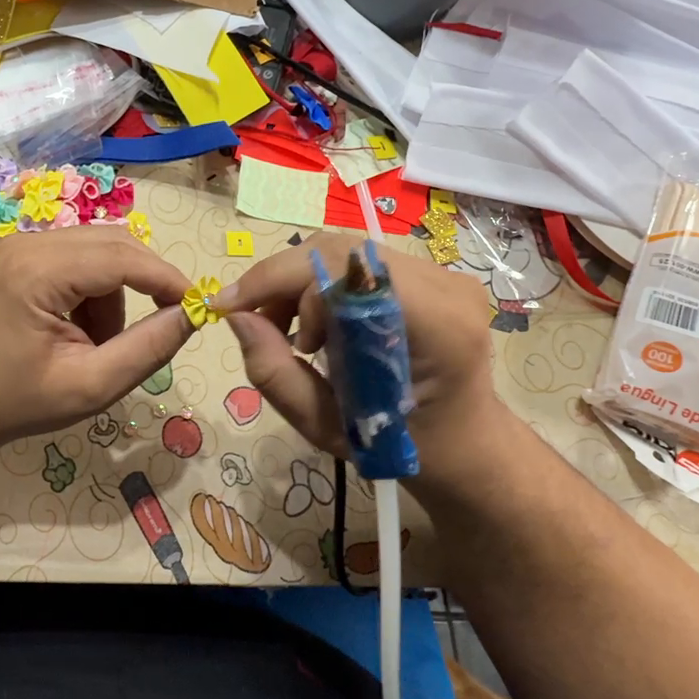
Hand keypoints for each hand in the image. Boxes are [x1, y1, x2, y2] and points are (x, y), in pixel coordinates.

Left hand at [0, 225, 194, 452]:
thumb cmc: (18, 401)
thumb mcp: (91, 385)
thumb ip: (148, 347)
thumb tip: (193, 313)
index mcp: (37, 271)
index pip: (122, 257)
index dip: (166, 279)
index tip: (198, 307)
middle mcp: (28, 243)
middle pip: (114, 244)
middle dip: (142, 286)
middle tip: (152, 332)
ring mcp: (21, 245)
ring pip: (100, 250)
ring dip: (116, 293)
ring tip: (97, 345)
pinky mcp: (22, 255)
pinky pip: (79, 258)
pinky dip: (94, 291)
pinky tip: (78, 331)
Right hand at [214, 231, 511, 497]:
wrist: (464, 445)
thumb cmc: (398, 447)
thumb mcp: (326, 426)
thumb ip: (277, 374)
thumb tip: (236, 317)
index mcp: (436, 328)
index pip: (342, 273)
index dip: (280, 281)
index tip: (233, 311)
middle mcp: (445, 288)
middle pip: (339, 251)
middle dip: (280, 280)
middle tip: (250, 320)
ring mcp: (440, 276)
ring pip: (341, 251)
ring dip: (295, 282)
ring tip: (280, 328)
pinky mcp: (427, 274)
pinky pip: (353, 261)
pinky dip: (315, 283)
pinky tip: (308, 322)